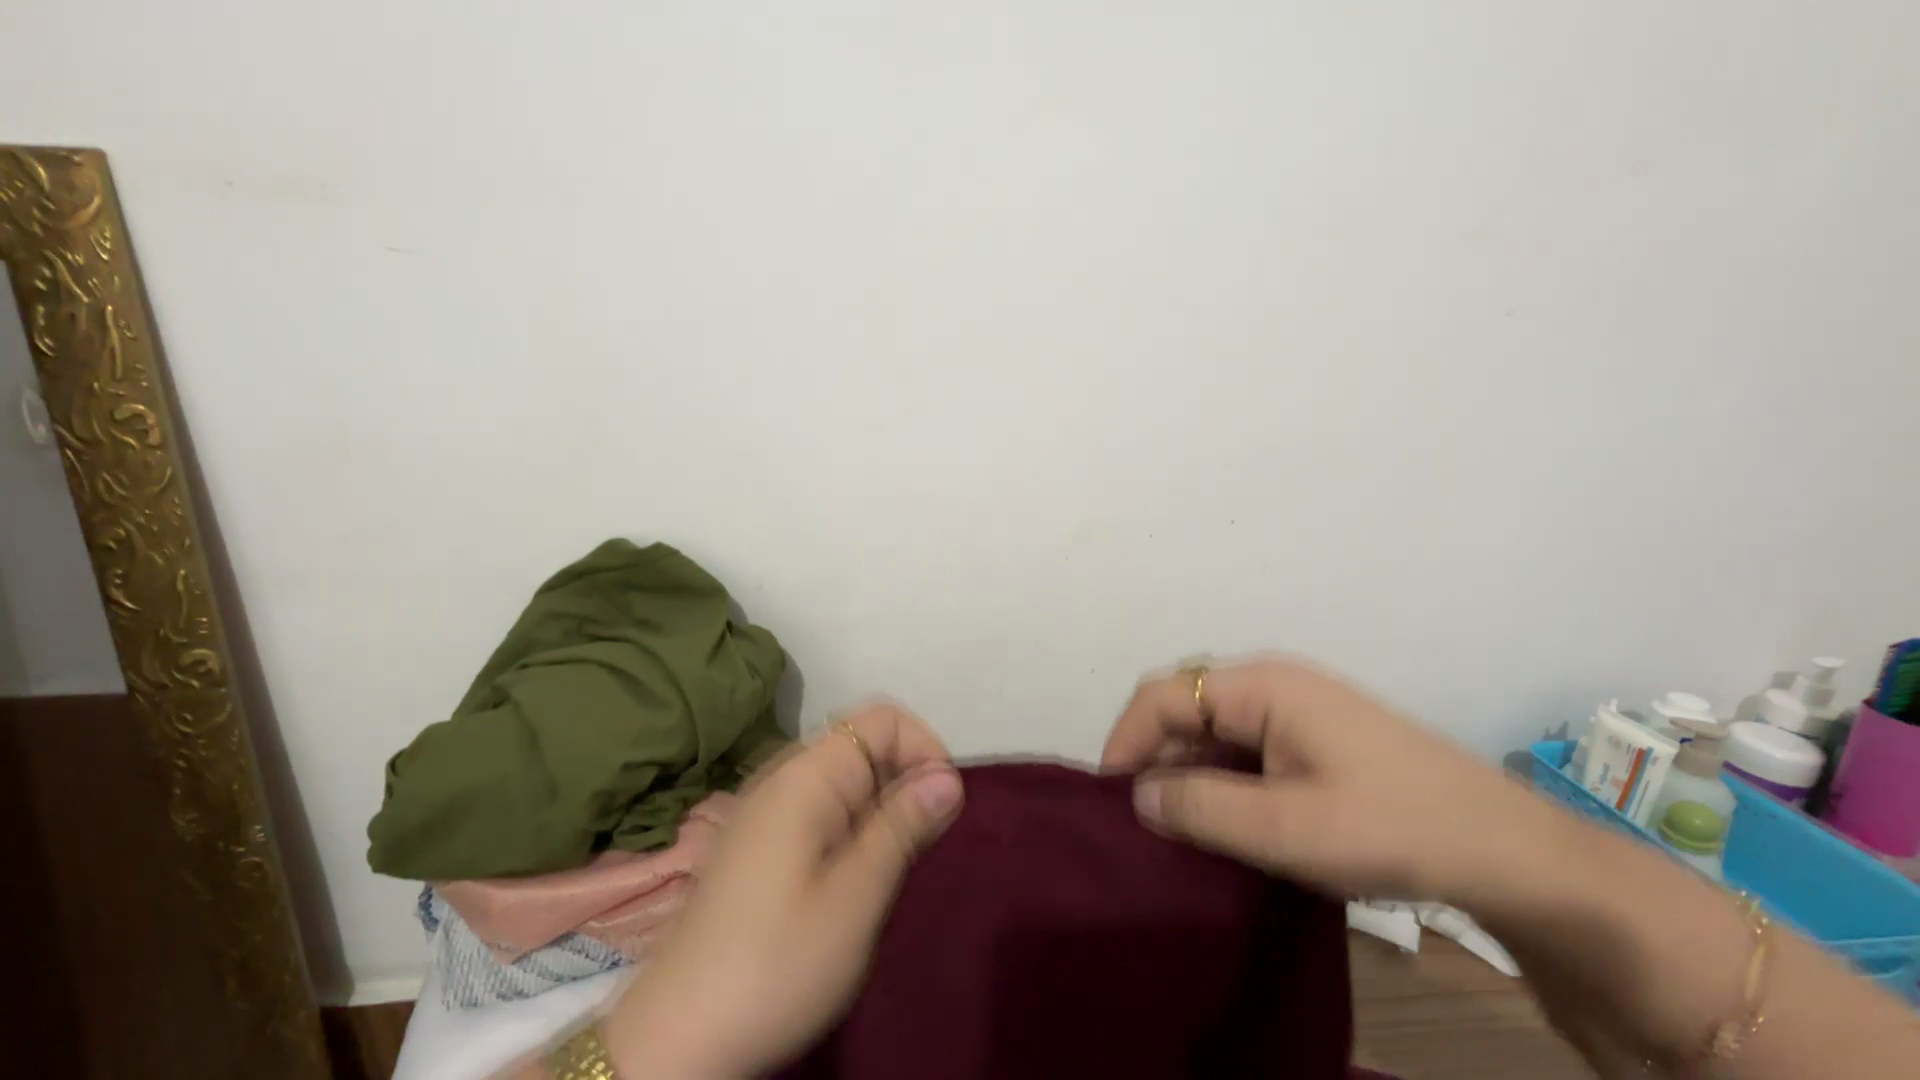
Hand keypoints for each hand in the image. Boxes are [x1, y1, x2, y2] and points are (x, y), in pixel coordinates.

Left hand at [601, 703, 964, 1078]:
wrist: (680, 1037)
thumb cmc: (778, 963)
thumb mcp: (856, 897)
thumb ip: (902, 826)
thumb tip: (948, 775)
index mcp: (804, 776)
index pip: (881, 718)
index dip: (924, 749)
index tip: (943, 809)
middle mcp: (781, 778)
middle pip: (862, 744)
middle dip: (906, 781)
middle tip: (920, 850)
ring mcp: (765, 812)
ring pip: (845, 780)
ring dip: (882, 809)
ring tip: (891, 869)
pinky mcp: (758, 845)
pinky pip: (820, 810)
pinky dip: (853, 828)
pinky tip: (856, 880)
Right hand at [1103, 657, 1558, 904]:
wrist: (1506, 851)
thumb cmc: (1390, 827)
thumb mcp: (1285, 827)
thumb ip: (1201, 807)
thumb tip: (1138, 796)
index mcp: (1263, 685)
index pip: (1162, 694)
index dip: (1125, 742)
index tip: (1111, 805)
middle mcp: (1276, 684)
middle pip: (1186, 708)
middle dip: (1156, 762)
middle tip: (1144, 828)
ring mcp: (1300, 712)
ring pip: (1216, 734)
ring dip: (1191, 778)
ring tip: (1180, 837)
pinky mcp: (1318, 742)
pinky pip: (1248, 752)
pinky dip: (1225, 785)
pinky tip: (1229, 829)